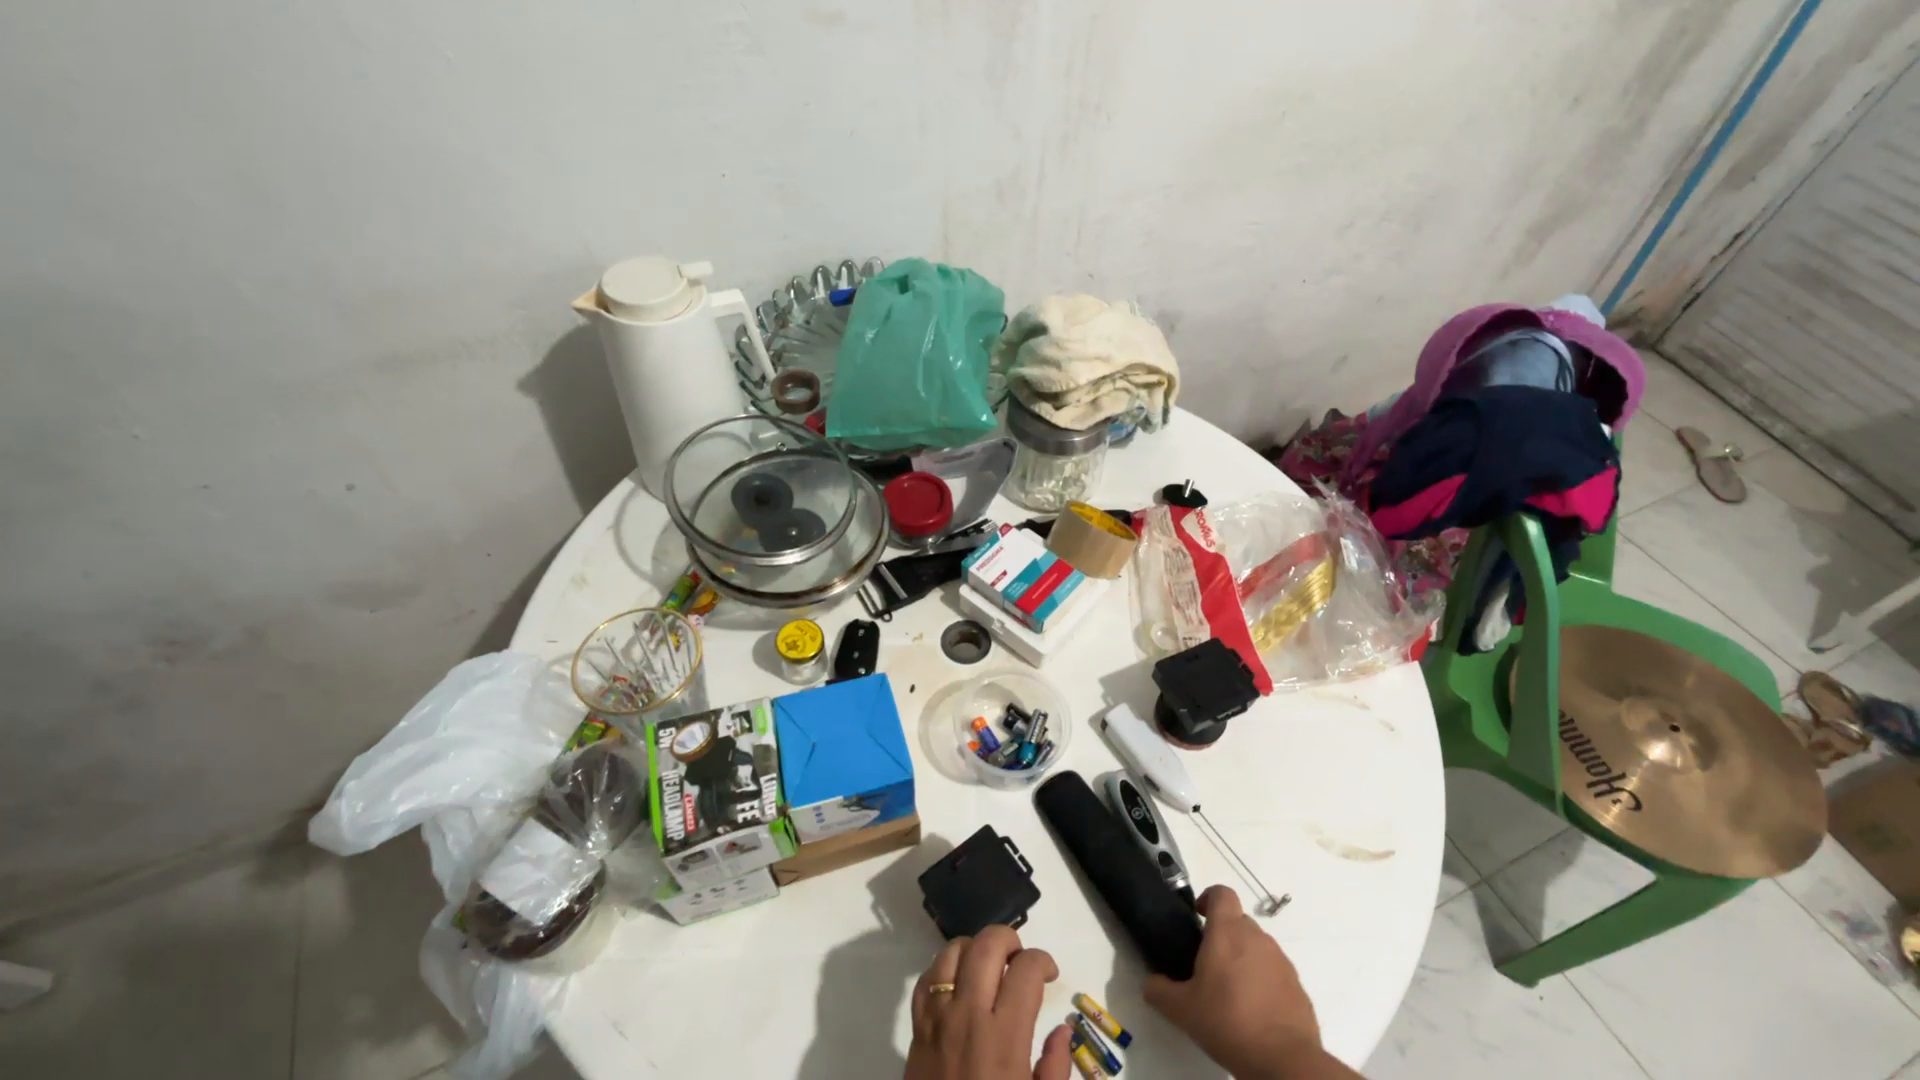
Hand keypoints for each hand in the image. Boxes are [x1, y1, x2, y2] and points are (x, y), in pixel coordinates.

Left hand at [905, 925, 1074, 1079]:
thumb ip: (1056, 1068)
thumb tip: (1063, 1030)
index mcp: (1004, 1036)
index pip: (1026, 970)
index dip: (1043, 960)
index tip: (1050, 974)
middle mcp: (968, 1016)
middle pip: (986, 947)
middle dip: (1009, 938)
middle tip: (1021, 958)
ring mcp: (937, 1019)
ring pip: (951, 953)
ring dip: (975, 948)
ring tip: (990, 965)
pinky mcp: (916, 1029)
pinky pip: (926, 980)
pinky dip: (944, 967)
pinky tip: (958, 981)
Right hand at [1143, 886, 1322, 1078]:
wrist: (1284, 1061)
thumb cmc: (1227, 1022)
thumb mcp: (1180, 1010)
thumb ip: (1159, 990)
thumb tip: (1151, 982)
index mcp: (1228, 932)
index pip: (1221, 893)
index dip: (1208, 899)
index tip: (1197, 918)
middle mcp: (1258, 938)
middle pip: (1238, 921)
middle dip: (1222, 935)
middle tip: (1205, 964)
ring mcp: (1282, 961)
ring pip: (1257, 947)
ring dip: (1243, 958)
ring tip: (1229, 992)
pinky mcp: (1298, 986)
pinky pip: (1274, 972)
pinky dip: (1262, 981)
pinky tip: (1252, 1011)